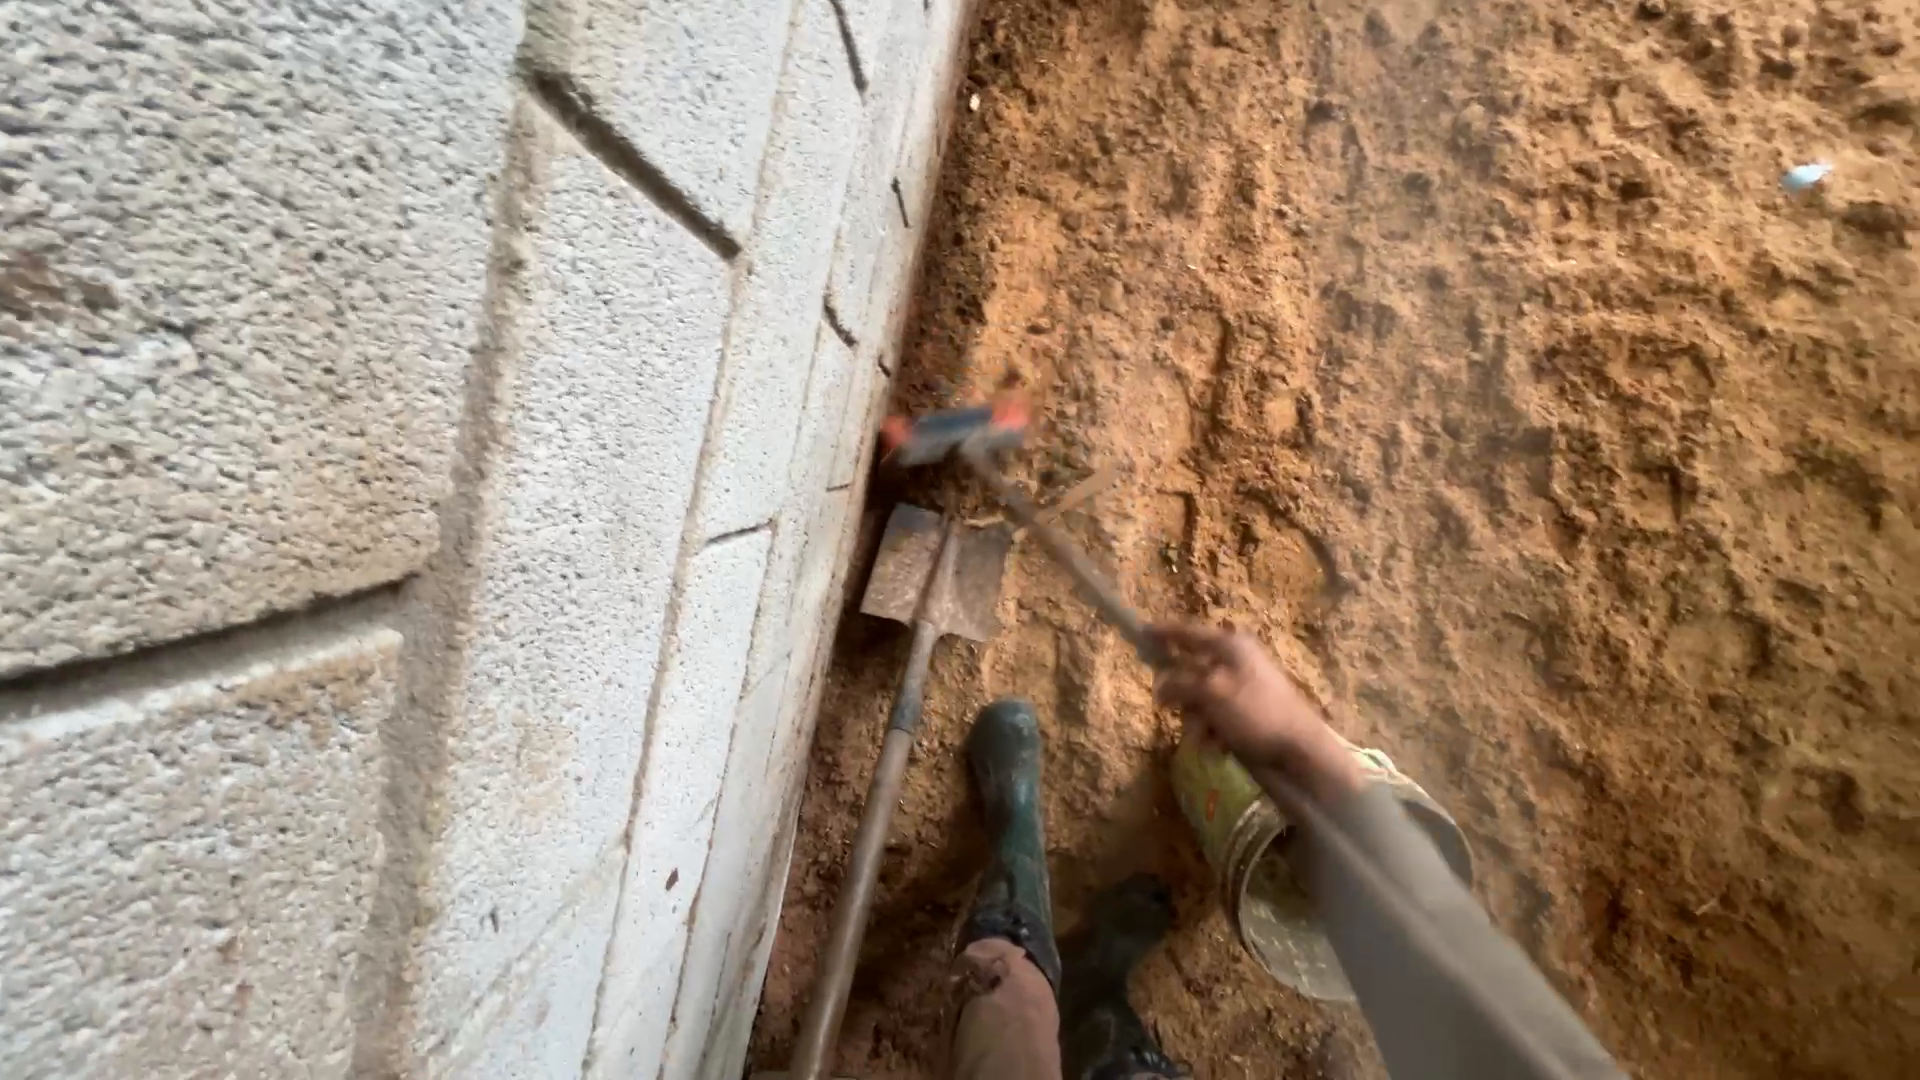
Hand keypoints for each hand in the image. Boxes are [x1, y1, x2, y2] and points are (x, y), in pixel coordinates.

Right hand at [1150, 623, 1363, 799]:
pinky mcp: (1243, 714)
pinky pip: (1212, 717)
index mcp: (1230, 646)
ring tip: (1205, 737)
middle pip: (1188, 669)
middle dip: (1179, 694)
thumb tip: (1158, 686)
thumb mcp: (1211, 692)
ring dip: (1195, 719)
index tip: (1140, 632)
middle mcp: (1234, 662)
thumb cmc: (1256, 712)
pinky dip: (1210, 731)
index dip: (1163, 632)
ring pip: (1197, 698)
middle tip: (1165, 706)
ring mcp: (1239, 689)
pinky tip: (1217, 746)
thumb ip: (1179, 683)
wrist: (1300, 752)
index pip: (1188, 632)